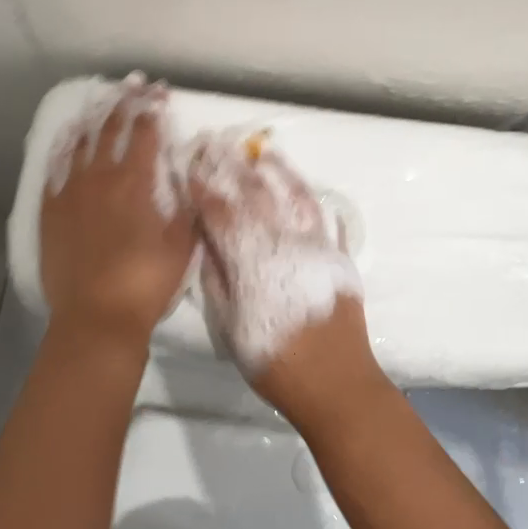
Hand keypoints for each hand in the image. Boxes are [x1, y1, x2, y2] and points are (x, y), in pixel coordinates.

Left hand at [39, 77, 197, 351]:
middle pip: (111, 127)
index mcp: (135, 181)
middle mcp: (99, 176)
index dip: (152, 107)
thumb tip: (191, 171)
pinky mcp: (50, 209)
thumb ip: (187, 203)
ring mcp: (70, 191)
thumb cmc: (147, 282)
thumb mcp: (183, 243)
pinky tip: (70, 137)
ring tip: (103, 99)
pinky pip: (56, 166)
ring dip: (94, 116)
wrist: (96, 317)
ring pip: (80, 141)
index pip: (144, 131)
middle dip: (125, 101)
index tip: (159, 92)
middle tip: (134, 84)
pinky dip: (65, 145)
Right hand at [186, 132, 388, 425]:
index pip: (221, 212)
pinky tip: (301, 186)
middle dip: (232, 168)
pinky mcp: (338, 255)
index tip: (189, 164)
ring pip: (293, 196)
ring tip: (260, 152)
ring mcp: (316, 246)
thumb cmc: (274, 361)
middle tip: (217, 144)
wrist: (337, 383)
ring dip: (275, 171)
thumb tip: (207, 242)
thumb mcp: (230, 325)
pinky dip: (310, 196)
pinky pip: (324, 216)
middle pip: (255, 194)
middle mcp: (284, 242)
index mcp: (251, 260)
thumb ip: (217, 278)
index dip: (203, 187)